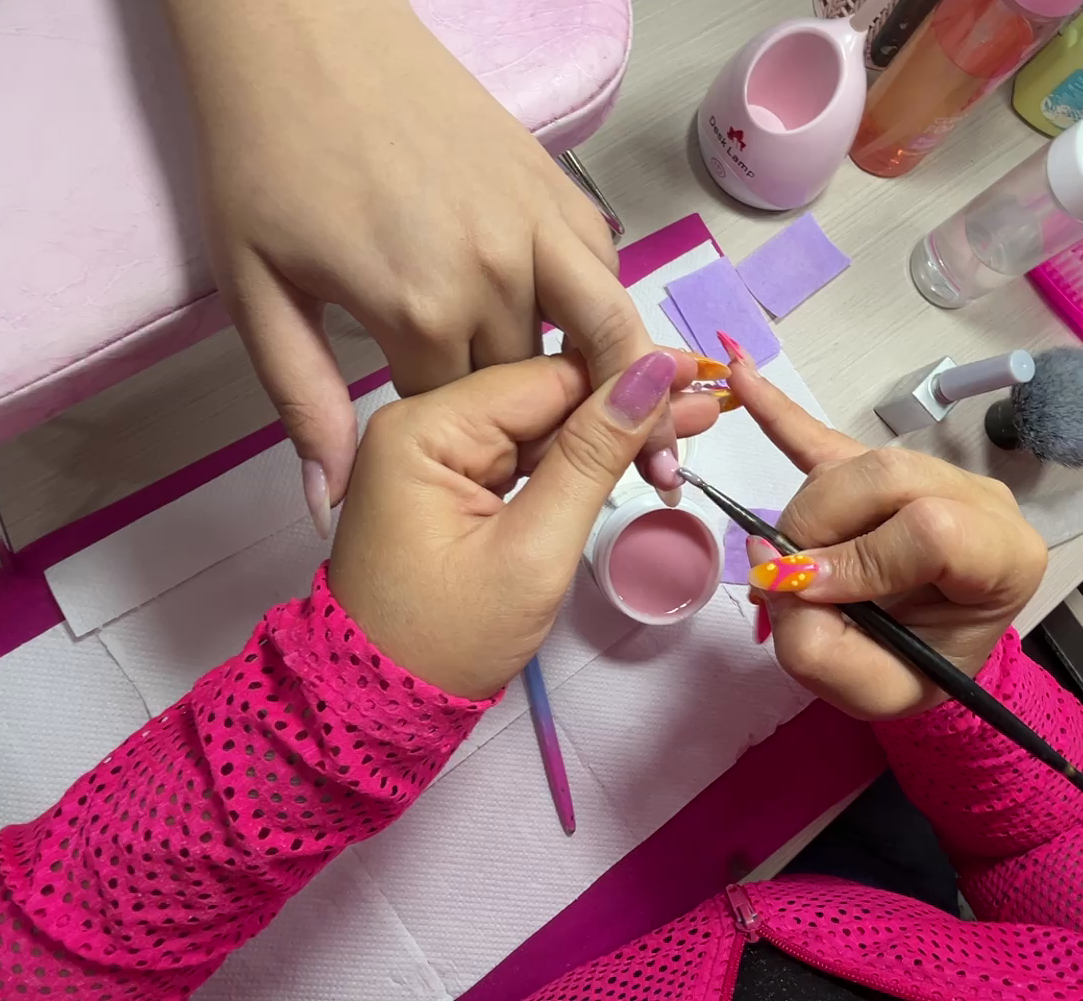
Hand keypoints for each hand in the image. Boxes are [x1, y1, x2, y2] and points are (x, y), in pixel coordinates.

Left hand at [139, 0, 689, 538]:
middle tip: (561, 468)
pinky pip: (608, 275)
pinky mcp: (563, 192)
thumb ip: (304, 406)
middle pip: (546, 388)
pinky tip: (594, 335)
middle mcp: (499, 273)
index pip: (476, 420)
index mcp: (421, 309)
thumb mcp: (259, 294)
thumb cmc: (269, 162)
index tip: (486, 475)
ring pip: (606, 335)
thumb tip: (328, 505)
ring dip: (613, 384)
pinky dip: (607, 315)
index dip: (486, 458)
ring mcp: (540, 228)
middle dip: (550, 432)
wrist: (307, 30)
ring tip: (638, 430)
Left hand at [327, 351, 716, 699]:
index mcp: (426, 427)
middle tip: (703, 398)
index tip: (692, 379)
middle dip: (626, 403)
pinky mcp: (453, 480)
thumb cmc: (449, 639)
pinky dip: (580, 460)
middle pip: (545, 396)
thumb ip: (592, 459)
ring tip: (689, 421)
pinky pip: (526, 455)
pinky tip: (634, 449)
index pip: (545, 379)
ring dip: (612, 432)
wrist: (380, 706)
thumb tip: (648, 376)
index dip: (625, 378)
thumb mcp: (532, 549)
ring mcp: (438, 452)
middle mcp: (426, 423)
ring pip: (543, 425)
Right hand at [728, 352, 1047, 719]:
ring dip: (805, 513)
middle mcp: (974, 497)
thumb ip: (823, 653)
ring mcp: (926, 470)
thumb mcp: (880, 693)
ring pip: (848, 464)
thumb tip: (777, 570)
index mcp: (1002, 557)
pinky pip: (819, 436)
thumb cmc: (913, 668)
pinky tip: (740, 372)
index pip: (932, 530)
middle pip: (882, 478)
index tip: (807, 591)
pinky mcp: (873, 465)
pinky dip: (776, 412)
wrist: (924, 648)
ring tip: (789, 559)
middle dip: (816, 529)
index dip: (860, 559)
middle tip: (786, 577)